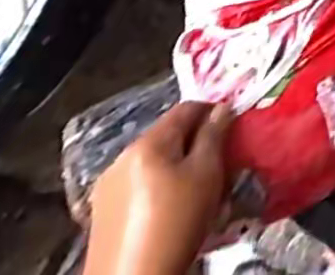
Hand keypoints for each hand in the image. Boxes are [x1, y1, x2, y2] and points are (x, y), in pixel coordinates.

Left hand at [84, 102, 232, 274]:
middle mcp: (123, 156)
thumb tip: (222, 108)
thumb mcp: (205, 177)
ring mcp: (109, 186)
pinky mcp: (102, 214)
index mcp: (147, 142)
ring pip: (154, 162)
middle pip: (169, 136)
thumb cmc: (175, 226)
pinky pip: (139, 187)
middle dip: (196, 145)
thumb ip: (214, 136)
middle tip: (219, 168)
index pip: (186, 108)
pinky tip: (170, 214)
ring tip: (197, 194)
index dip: (212, 113)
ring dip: (178, 168)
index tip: (231, 131)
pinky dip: (159, 190)